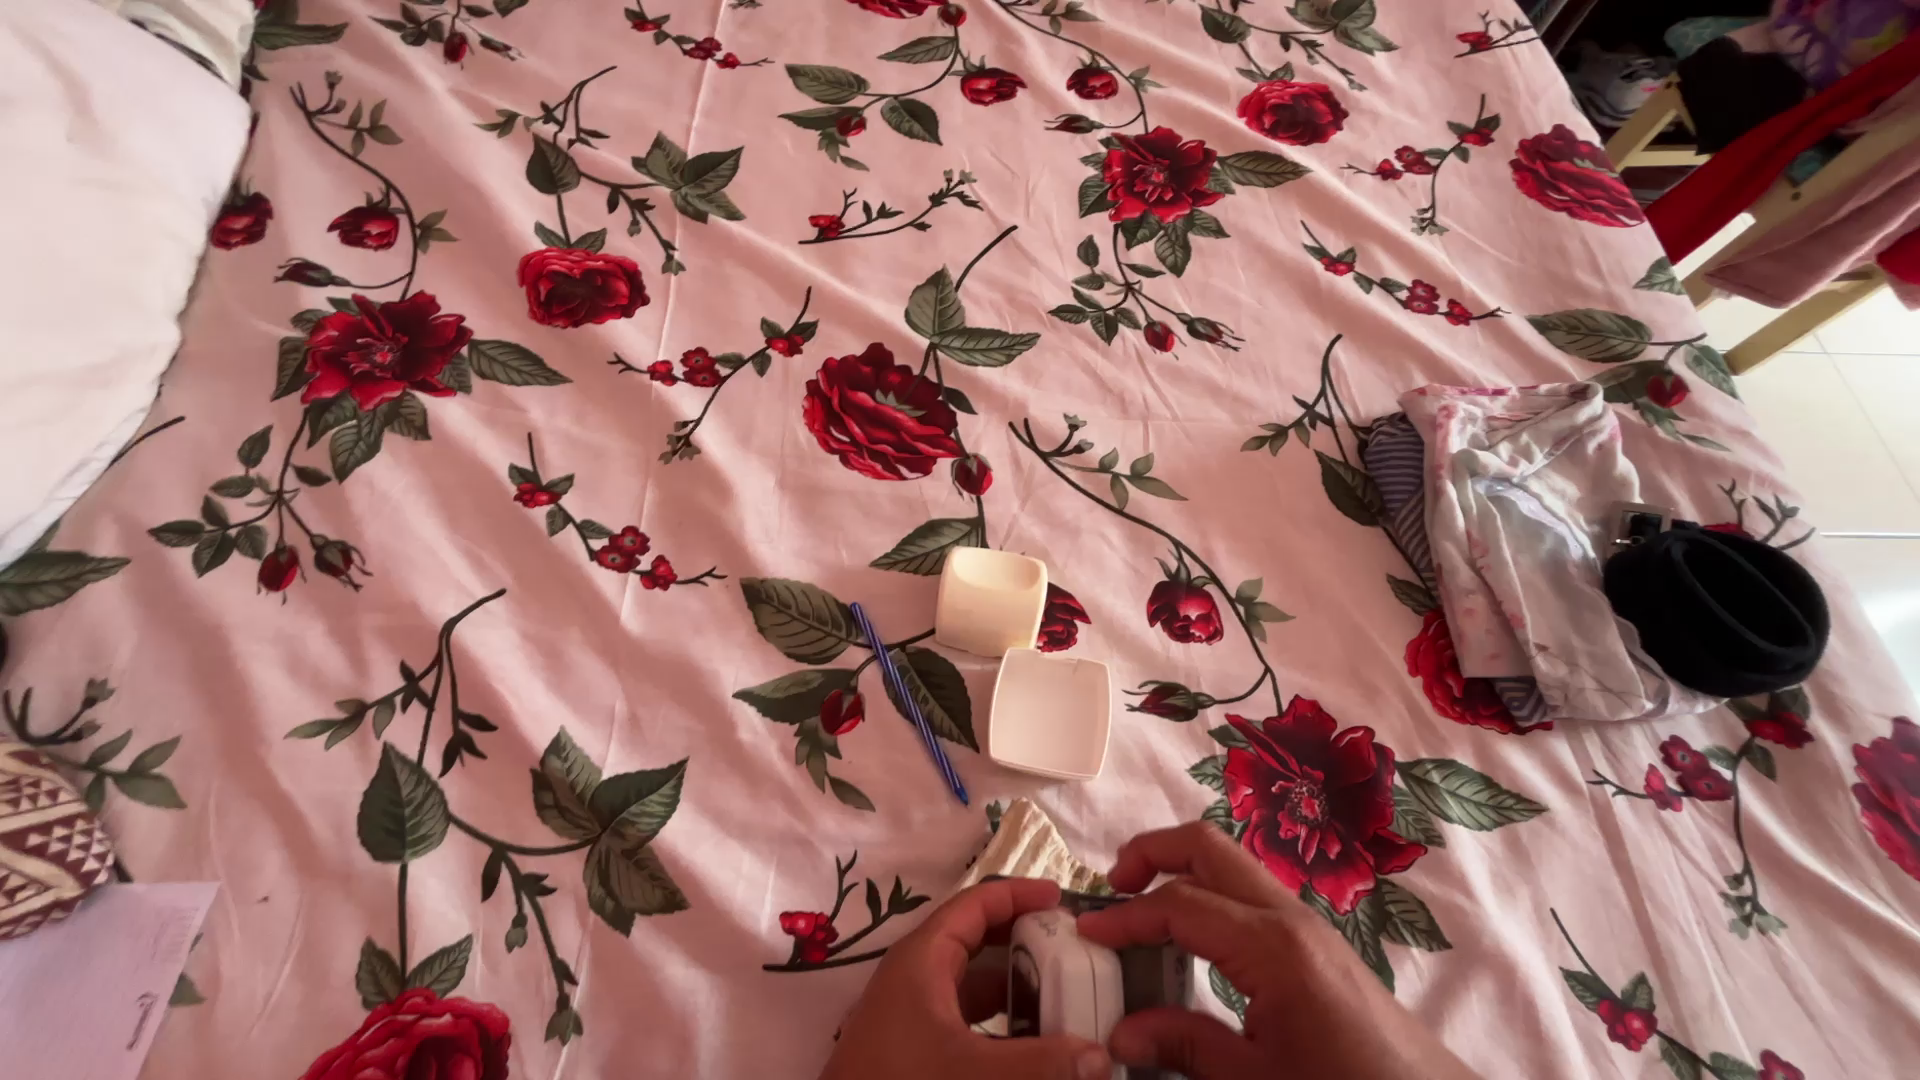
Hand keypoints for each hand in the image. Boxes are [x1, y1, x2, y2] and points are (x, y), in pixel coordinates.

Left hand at [820, 876, 1113, 1079]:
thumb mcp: (972, 1073)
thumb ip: (1038, 1064)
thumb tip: (1100, 1056)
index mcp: (923, 957)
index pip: (976, 903)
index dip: (1017, 894)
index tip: (1060, 899)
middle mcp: (916, 973)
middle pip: (976, 938)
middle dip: (1022, 939)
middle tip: (1068, 947)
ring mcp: (912, 1010)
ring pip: (971, 982)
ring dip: (1013, 986)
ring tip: (1060, 995)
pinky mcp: (913, 1044)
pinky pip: (964, 1015)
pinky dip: (997, 1020)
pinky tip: (1027, 1040)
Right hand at [1075, 823, 1480, 1079]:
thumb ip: (1184, 1047)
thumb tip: (1118, 1033)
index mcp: (1271, 946)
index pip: (1179, 905)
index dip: (1125, 916)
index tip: (1085, 931)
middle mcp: (1285, 914)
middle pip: (1205, 845)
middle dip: (1149, 852)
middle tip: (1113, 888)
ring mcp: (1302, 920)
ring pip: (1227, 860)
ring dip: (1177, 867)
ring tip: (1141, 905)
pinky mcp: (1311, 937)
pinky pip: (1245, 889)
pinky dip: (1204, 890)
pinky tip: (1190, 936)